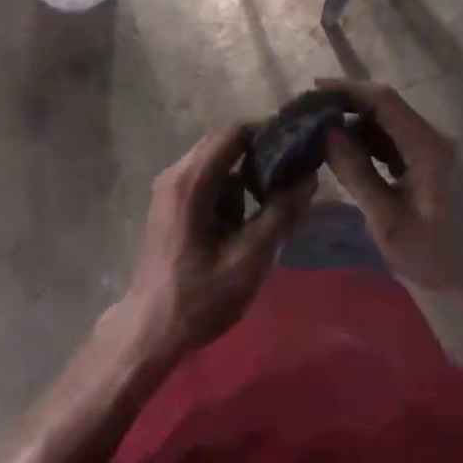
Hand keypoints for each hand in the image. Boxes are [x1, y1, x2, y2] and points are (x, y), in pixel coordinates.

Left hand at [118, 123, 310, 360]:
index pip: (236, 131)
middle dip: (262, 152)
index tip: (300, 148)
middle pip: (226, 142)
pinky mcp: (173, 203)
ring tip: (277, 198)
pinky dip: (234, 189)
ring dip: (249, 172)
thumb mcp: (251, 258)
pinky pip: (211, 180)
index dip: (270, 133)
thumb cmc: (200, 296)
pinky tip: (251, 217)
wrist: (151, 331)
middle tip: (295, 172)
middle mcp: (177, 173)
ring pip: (220, 161)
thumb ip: (282, 213)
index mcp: (191, 180)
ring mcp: (172, 187)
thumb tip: (310, 177)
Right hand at [316, 78, 462, 292]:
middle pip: (387, 105)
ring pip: (388, 120)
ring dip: (356, 122)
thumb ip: (356, 174)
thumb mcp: (387, 221)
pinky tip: (347, 152)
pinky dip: (369, 139)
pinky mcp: (429, 159)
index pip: (385, 101)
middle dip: (348, 104)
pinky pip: (394, 137)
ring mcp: (434, 147)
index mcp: (428, 149)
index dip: (348, 89)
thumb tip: (326, 132)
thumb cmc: (434, 256)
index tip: (314, 90)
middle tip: (311, 112)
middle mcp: (434, 138)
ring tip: (322, 132)